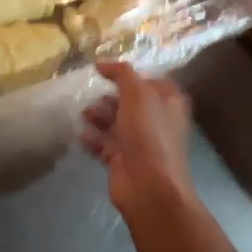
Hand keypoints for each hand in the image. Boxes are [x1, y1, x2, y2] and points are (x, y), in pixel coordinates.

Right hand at [79, 60, 193, 212]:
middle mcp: (156, 121)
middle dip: (108, 97)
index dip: (131, 76)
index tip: (107, 72)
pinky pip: (103, 143)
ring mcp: (139, 142)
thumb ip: (121, 73)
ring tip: (84, 116)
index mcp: (168, 104)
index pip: (151, 81)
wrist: (149, 187)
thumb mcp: (138, 94)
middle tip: (93, 97)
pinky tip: (83, 136)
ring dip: (96, 116)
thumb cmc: (148, 135)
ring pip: (113, 122)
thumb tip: (101, 63)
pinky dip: (91, 138)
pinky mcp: (122, 160)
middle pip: (128, 101)